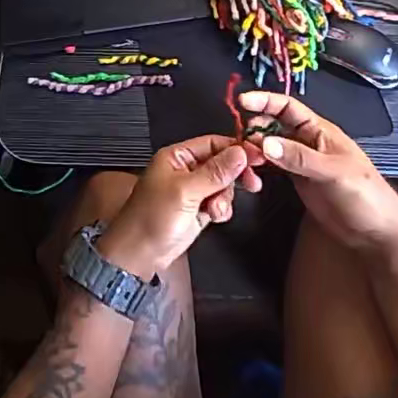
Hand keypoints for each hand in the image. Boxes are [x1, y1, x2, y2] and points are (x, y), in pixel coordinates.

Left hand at [96, 135, 261, 279]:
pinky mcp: (198, 208)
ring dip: (225, 196)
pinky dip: (222, 208)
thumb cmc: (151, 217)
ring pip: (224, 184)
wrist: (140, 254)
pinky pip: (220, 201)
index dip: (235, 149)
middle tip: (251, 182)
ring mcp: (193, 190)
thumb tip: (240, 153)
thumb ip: (215, 172)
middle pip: (222, 163)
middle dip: (234, 175)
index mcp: (177, 156)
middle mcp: (186, 169)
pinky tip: (214, 216)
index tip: (257, 156)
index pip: (213, 143)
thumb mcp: (185, 191)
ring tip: (215, 209)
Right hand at [239, 90, 397, 253]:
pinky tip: (251, 170)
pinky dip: (260, 164)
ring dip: (255, 146)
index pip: (288, 107)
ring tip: (243, 156)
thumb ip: (299, 158)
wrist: (376, 233)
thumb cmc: (364, 196)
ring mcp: (301, 160)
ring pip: (271, 144)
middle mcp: (307, 141)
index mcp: (319, 130)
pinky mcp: (297, 179)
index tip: (242, 101)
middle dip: (256, 125)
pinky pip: (273, 164)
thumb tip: (263, 143)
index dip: (265, 100)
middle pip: (275, 123)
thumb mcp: (333, 173)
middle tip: (241, 139)